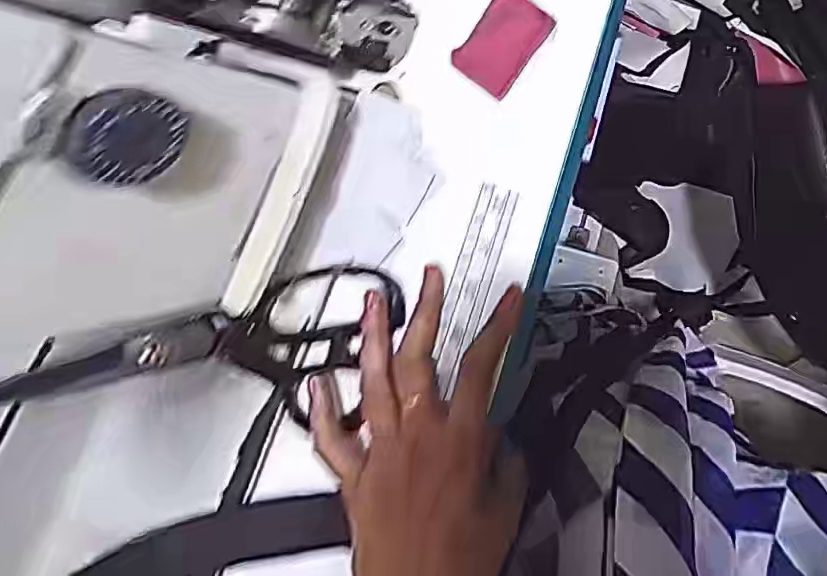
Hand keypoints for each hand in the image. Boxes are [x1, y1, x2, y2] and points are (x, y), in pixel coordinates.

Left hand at [309, 265, 526, 575]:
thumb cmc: (459, 560)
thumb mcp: (508, 501)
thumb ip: (508, 456)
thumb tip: (506, 436)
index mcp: (461, 437)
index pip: (483, 363)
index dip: (499, 323)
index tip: (508, 298)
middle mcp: (418, 435)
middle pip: (419, 358)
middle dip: (426, 310)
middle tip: (430, 279)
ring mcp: (383, 453)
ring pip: (374, 382)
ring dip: (373, 338)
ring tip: (373, 303)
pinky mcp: (355, 479)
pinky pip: (332, 439)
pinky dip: (322, 408)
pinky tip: (318, 380)